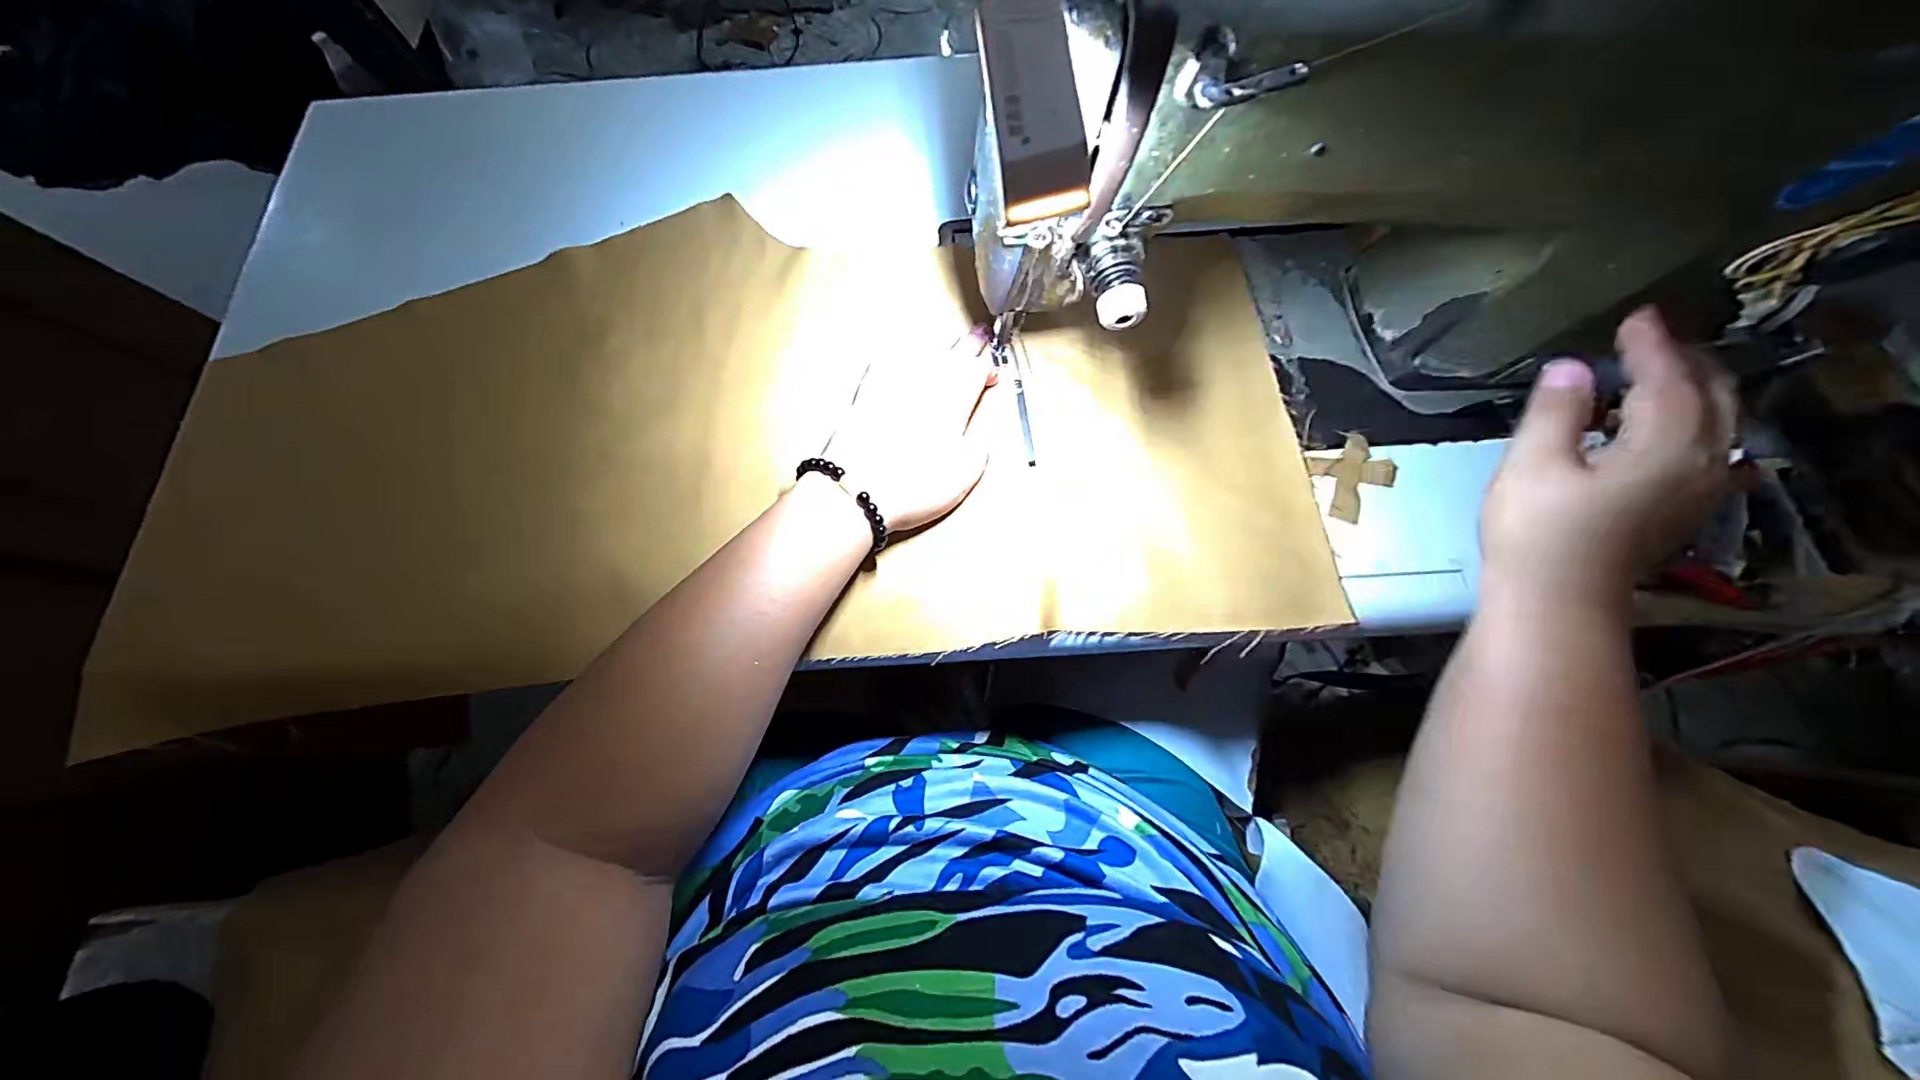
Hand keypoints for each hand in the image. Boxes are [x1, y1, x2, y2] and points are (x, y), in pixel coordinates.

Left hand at [823, 327, 998, 533]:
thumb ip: (979, 442)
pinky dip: (906, 354)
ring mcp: (893, 381)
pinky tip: (907, 357)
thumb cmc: (913, 484)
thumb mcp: (966, 471)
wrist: (856, 490)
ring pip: (924, 349)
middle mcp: (925, 380)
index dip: (989, 366)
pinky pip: (891, 358)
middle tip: (977, 338)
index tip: (992, 371)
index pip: (979, 365)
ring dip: (940, 347)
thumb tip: (980, 428)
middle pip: (953, 350)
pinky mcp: (867, 389)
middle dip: (969, 345)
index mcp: (955, 396)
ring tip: (948, 347)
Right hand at [1481, 307, 1735, 606]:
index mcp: (1664, 445)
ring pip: (1713, 422)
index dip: (1651, 345)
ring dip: (1689, 390)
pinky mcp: (1678, 510)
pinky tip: (1649, 428)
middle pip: (1710, 396)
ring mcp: (1695, 490)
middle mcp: (1697, 462)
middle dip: (1683, 362)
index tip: (1636, 317)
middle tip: (1648, 340)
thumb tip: (1570, 368)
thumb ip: (1555, 412)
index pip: (1668, 378)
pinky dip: (1684, 422)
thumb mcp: (1531, 465)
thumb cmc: (1536, 533)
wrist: (1554, 602)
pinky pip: (1700, 448)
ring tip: (1651, 375)